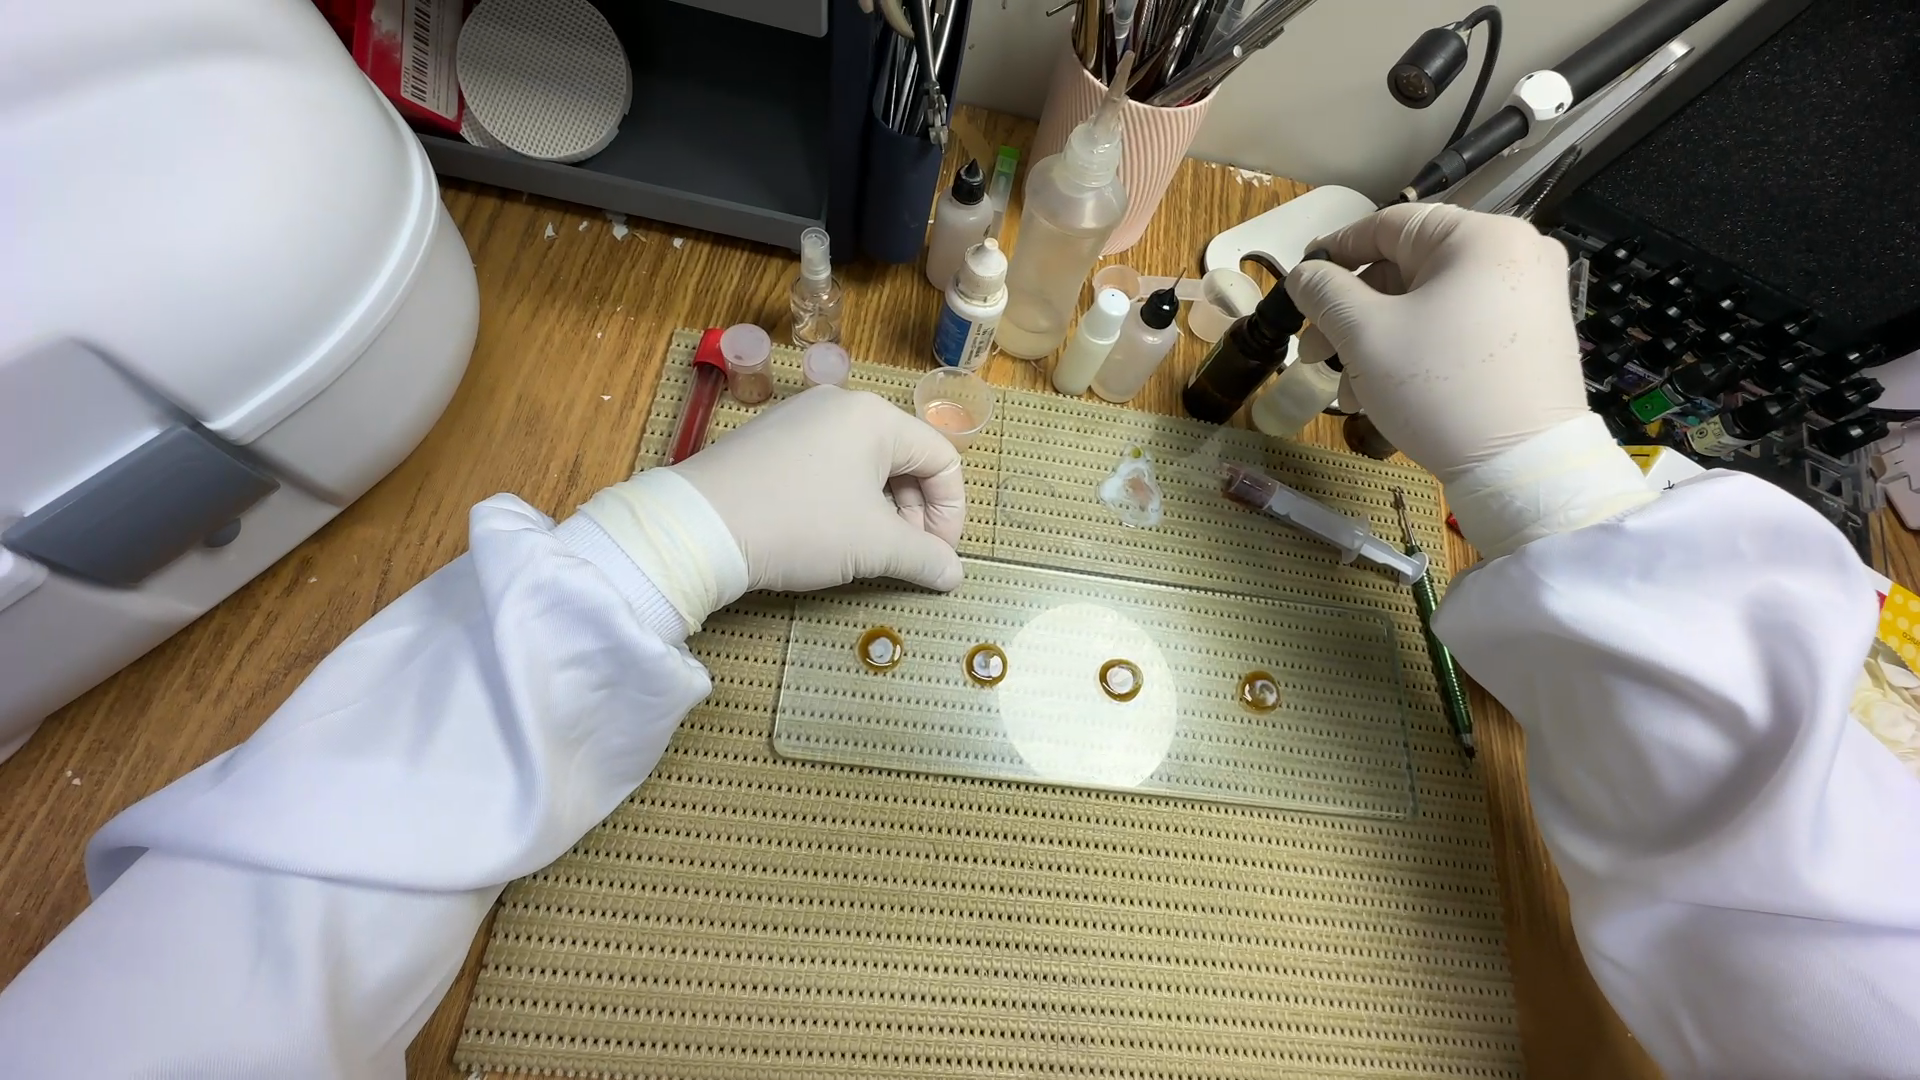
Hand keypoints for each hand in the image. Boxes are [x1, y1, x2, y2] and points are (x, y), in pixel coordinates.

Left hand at [670, 386, 965, 592]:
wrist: (698, 527)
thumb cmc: (801, 525)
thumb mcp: (874, 545)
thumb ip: (925, 557)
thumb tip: (955, 575)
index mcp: (876, 417)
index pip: (942, 458)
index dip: (951, 512)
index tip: (938, 556)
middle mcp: (842, 406)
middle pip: (905, 459)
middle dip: (916, 514)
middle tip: (907, 556)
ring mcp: (801, 419)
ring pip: (867, 464)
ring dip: (884, 511)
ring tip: (871, 550)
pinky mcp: (771, 440)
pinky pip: (830, 465)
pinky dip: (847, 500)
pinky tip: (831, 533)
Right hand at [1285, 204, 1589, 481]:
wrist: (1518, 462)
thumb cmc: (1436, 385)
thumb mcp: (1364, 334)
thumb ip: (1324, 293)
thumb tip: (1304, 273)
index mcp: (1479, 238)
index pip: (1388, 225)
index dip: (1333, 251)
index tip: (1298, 282)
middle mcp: (1512, 255)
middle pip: (1404, 270)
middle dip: (1348, 315)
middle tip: (1312, 354)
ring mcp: (1526, 297)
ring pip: (1424, 306)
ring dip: (1372, 342)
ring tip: (1345, 388)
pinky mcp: (1527, 337)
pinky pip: (1452, 329)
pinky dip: (1410, 352)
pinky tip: (1381, 393)